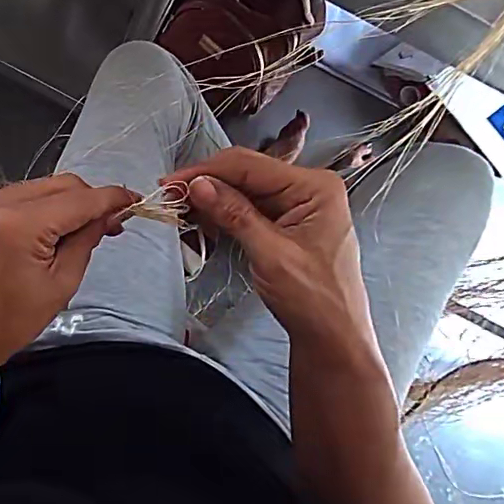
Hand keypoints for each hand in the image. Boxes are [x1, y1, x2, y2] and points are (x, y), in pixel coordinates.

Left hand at [0, 173, 136, 379]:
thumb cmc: (11, 320)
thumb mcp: (62, 282)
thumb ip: (87, 239)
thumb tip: (110, 215)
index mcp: (19, 225)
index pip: (79, 199)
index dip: (112, 198)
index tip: (135, 201)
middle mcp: (0, 203)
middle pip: (64, 184)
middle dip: (93, 200)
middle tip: (114, 224)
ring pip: (48, 186)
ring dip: (73, 202)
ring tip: (89, 230)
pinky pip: (30, 195)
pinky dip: (52, 206)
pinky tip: (63, 228)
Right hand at [164, 148, 374, 349]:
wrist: (333, 338)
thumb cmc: (314, 300)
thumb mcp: (271, 254)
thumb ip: (234, 214)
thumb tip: (198, 185)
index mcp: (315, 186)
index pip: (251, 165)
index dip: (207, 170)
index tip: (171, 182)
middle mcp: (308, 188)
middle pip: (246, 174)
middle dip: (207, 184)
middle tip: (169, 196)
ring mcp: (298, 206)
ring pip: (244, 191)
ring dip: (212, 199)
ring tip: (179, 208)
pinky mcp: (286, 223)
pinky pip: (249, 209)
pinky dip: (224, 214)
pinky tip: (202, 219)